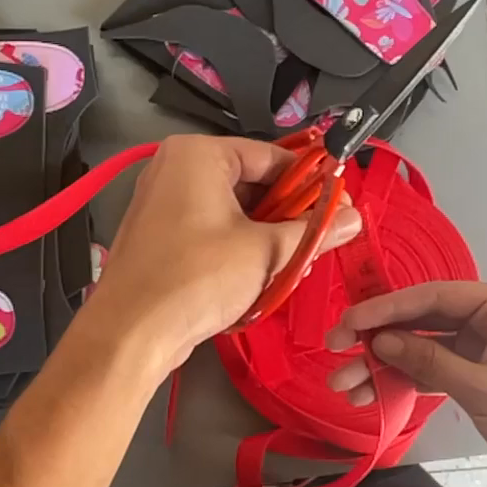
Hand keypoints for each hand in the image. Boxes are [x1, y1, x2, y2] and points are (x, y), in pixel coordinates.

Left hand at [82, 135, 360, 370]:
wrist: (131, 333)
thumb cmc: (198, 278)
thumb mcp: (266, 252)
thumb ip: (313, 231)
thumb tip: (355, 218)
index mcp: (198, 154)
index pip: (272, 155)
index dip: (310, 182)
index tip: (339, 207)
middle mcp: (176, 167)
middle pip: (252, 181)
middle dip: (287, 212)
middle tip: (317, 239)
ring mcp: (163, 200)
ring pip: (234, 208)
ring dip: (266, 234)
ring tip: (290, 262)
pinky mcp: (160, 234)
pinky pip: (212, 228)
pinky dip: (239, 246)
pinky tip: (259, 274)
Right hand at [324, 282, 486, 486]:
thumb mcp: (482, 390)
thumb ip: (430, 362)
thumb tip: (380, 341)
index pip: (433, 296)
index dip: (385, 308)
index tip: (347, 322)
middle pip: (423, 319)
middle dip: (377, 338)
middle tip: (335, 352)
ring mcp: (483, 344)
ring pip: (422, 345)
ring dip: (384, 364)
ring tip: (343, 386)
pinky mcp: (477, 370)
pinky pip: (433, 367)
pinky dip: (404, 379)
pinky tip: (371, 393)